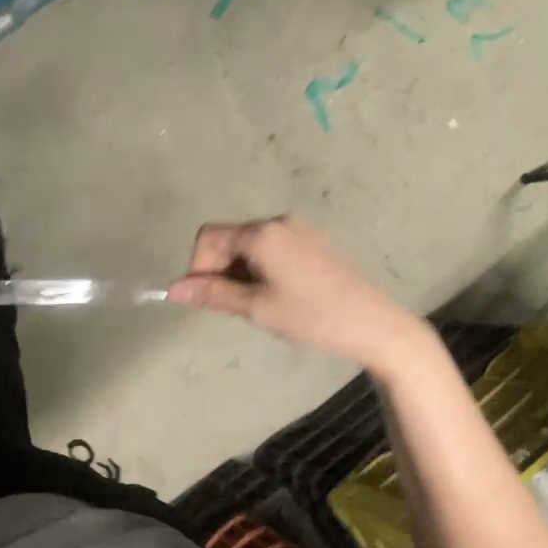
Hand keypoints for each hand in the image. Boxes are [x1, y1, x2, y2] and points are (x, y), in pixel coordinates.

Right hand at [167, 216, 433, 368]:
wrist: (374, 325)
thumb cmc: (311, 317)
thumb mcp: (256, 308)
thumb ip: (212, 294)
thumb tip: (173, 289)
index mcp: (262, 233)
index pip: (208, 237)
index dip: (198, 267)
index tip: (207, 298)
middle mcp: (278, 222)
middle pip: (228, 238)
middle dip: (219, 270)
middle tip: (233, 307)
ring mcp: (298, 230)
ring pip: (249, 245)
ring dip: (240, 272)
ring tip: (257, 305)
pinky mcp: (313, 242)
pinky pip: (271, 248)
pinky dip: (260, 269)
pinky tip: (277, 296)